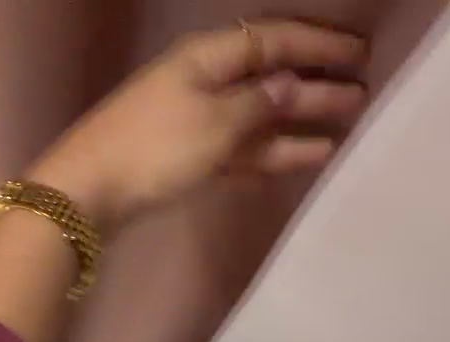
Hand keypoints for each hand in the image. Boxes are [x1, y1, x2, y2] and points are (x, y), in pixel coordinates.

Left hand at [28, 19, 369, 232]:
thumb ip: (259, 104)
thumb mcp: (214, 123)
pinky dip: (269, 154)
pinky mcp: (186, 162)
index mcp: (209, 58)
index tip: (360, 51)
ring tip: (342, 133)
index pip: (274, 39)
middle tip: (361, 96)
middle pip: (269, 79)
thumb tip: (291, 84)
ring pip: (257, 120)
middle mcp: (204, 84)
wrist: (88, 195)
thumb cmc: (153, 149)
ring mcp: (195, 125)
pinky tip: (299, 159)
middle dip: (315, 86)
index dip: (319, 43)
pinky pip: (239, 151)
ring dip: (298, 125)